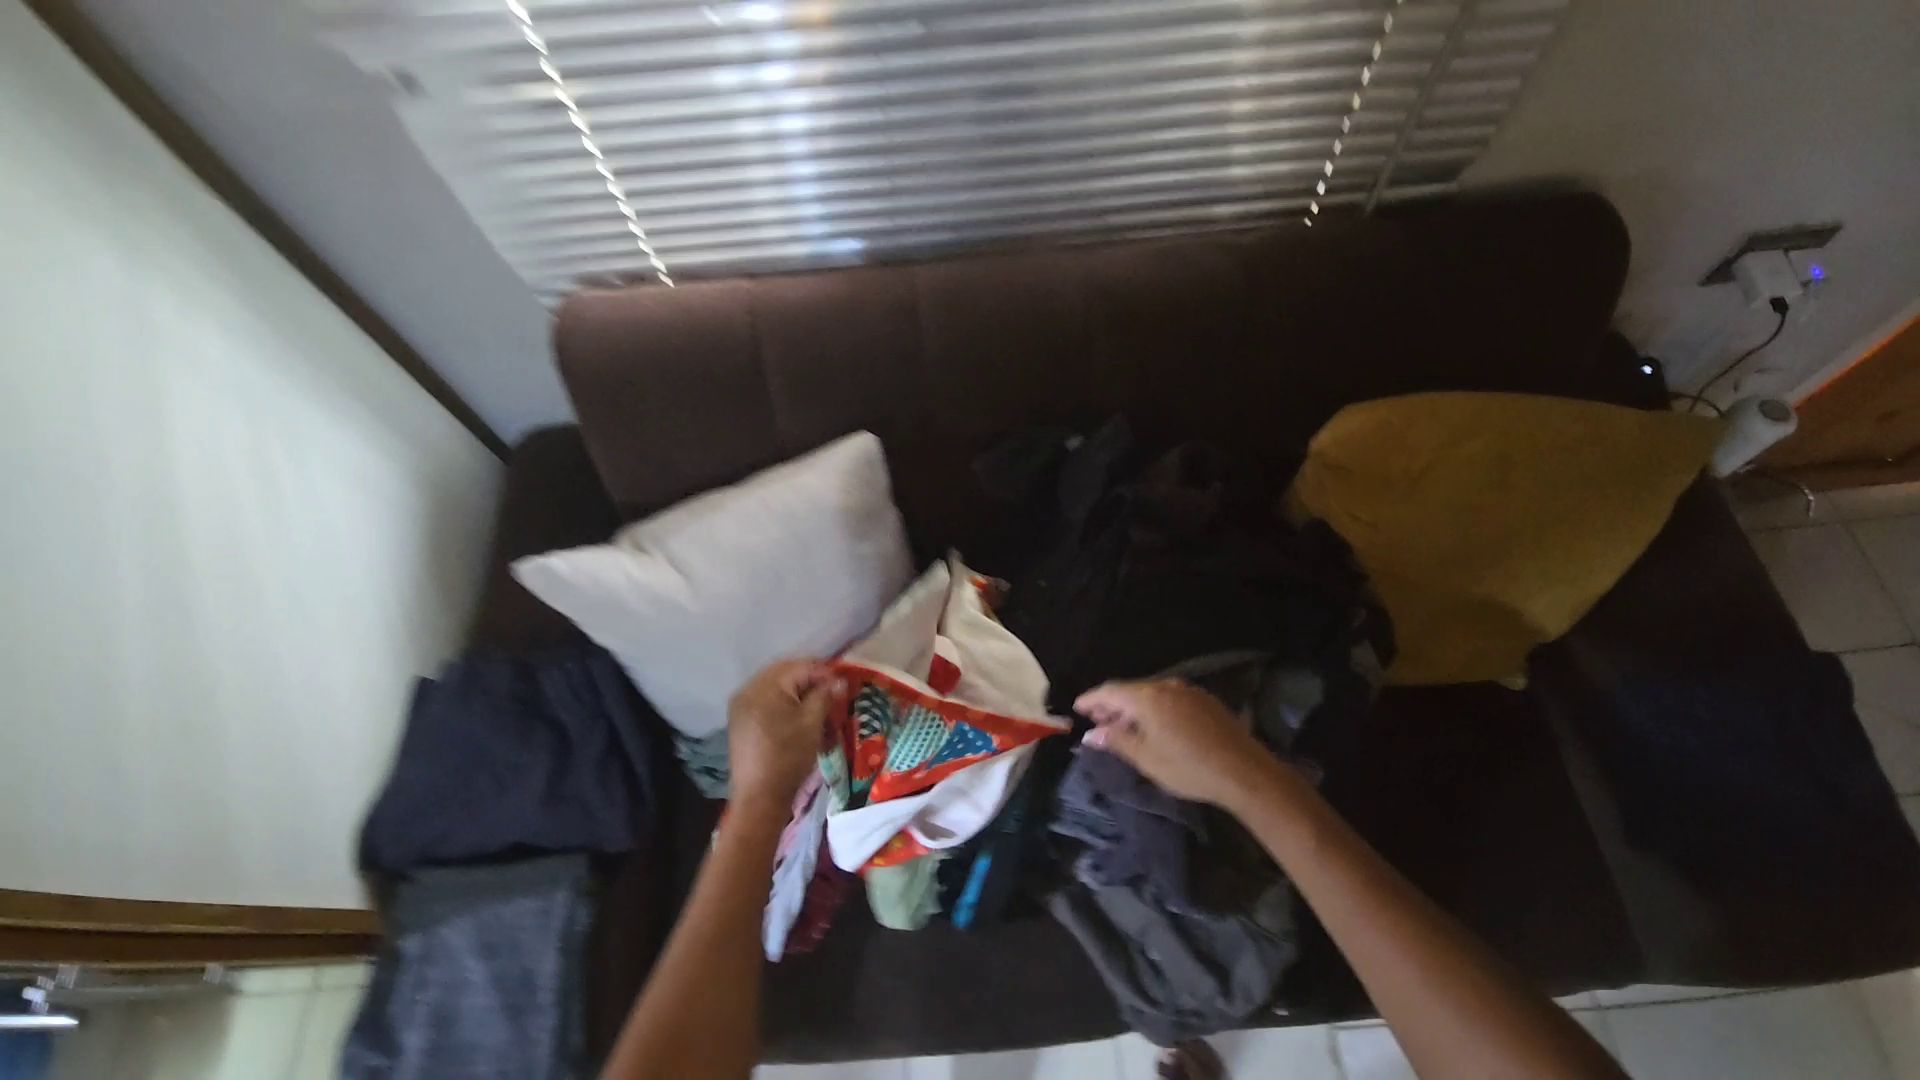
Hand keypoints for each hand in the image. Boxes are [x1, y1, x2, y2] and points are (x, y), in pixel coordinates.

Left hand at [727, 658, 837, 811]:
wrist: (760, 796)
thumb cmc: (789, 757)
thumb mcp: (812, 723)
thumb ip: (825, 696)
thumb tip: (838, 680)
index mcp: (764, 687)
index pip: (800, 666)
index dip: (824, 672)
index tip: (843, 682)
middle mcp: (747, 689)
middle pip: (784, 671)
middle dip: (809, 678)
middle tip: (831, 690)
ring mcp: (740, 704)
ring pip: (774, 684)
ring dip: (796, 688)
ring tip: (815, 702)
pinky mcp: (739, 719)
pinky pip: (764, 698)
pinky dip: (782, 699)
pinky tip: (796, 712)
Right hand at [1075, 678, 1287, 809]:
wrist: (1244, 772)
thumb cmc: (1188, 767)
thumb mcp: (1146, 758)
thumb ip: (1117, 740)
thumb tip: (1092, 733)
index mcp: (1147, 697)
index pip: (1110, 691)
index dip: (1091, 699)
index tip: (1077, 709)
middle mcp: (1166, 686)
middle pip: (1130, 691)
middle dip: (1111, 705)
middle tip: (1097, 721)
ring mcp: (1188, 692)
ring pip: (1151, 695)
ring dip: (1133, 709)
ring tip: (1123, 728)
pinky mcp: (1205, 701)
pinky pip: (1169, 699)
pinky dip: (1154, 710)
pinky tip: (1154, 728)